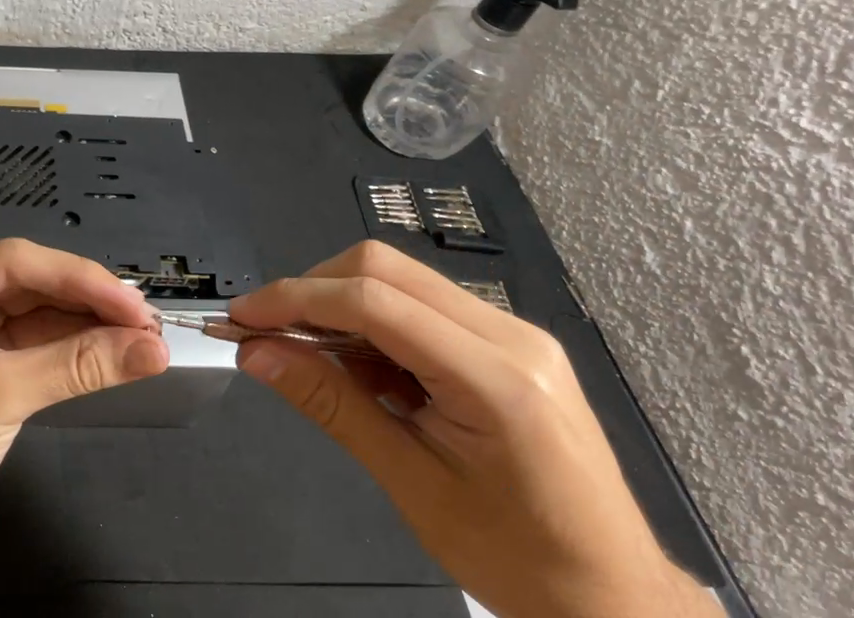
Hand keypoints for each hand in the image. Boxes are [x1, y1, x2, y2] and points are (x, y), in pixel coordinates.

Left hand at [0, 240, 168, 617]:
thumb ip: (77, 366)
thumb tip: (153, 349)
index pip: (14, 261)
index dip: (81, 278)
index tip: (135, 305)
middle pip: (25, 278)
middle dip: (86, 301)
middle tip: (146, 325)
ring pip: (29, 303)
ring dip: (81, 322)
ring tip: (138, 339)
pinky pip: (21, 330)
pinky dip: (61, 342)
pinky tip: (104, 349)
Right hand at [230, 242, 714, 617]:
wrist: (614, 597)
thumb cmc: (515, 556)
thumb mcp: (412, 484)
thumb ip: (332, 406)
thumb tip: (256, 353)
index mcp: (495, 375)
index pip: (373, 301)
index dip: (294, 298)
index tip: (239, 318)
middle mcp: (511, 334)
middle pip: (385, 269)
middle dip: (313, 290)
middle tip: (266, 334)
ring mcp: (515, 335)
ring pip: (401, 282)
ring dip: (340, 306)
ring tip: (306, 357)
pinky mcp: (511, 346)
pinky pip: (423, 308)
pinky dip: (373, 325)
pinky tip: (358, 370)